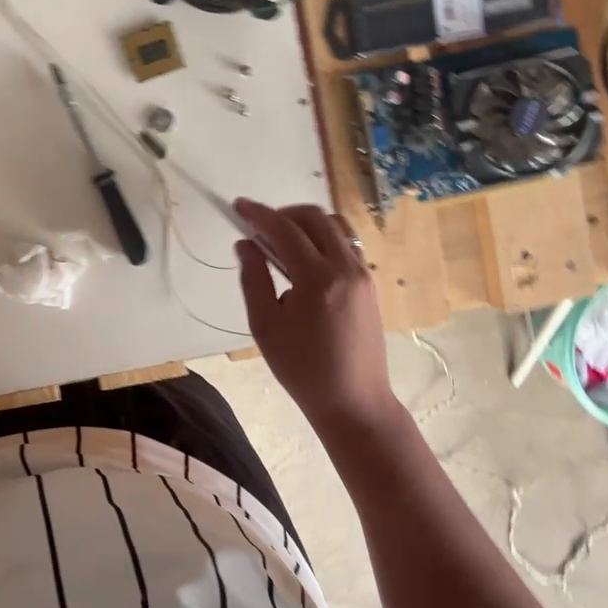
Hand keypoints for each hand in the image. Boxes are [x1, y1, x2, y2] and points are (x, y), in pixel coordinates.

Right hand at [232, 199, 397, 434]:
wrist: (353, 401)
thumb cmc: (302, 368)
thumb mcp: (265, 325)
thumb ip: (253, 278)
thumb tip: (246, 245)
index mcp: (318, 279)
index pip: (285, 229)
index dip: (258, 214)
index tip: (237, 206)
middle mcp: (346, 268)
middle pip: (315, 218)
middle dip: (283, 214)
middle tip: (258, 228)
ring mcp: (363, 275)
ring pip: (335, 227)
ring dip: (306, 224)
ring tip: (281, 242)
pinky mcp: (369, 285)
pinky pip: (346, 245)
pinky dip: (322, 239)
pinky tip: (304, 260)